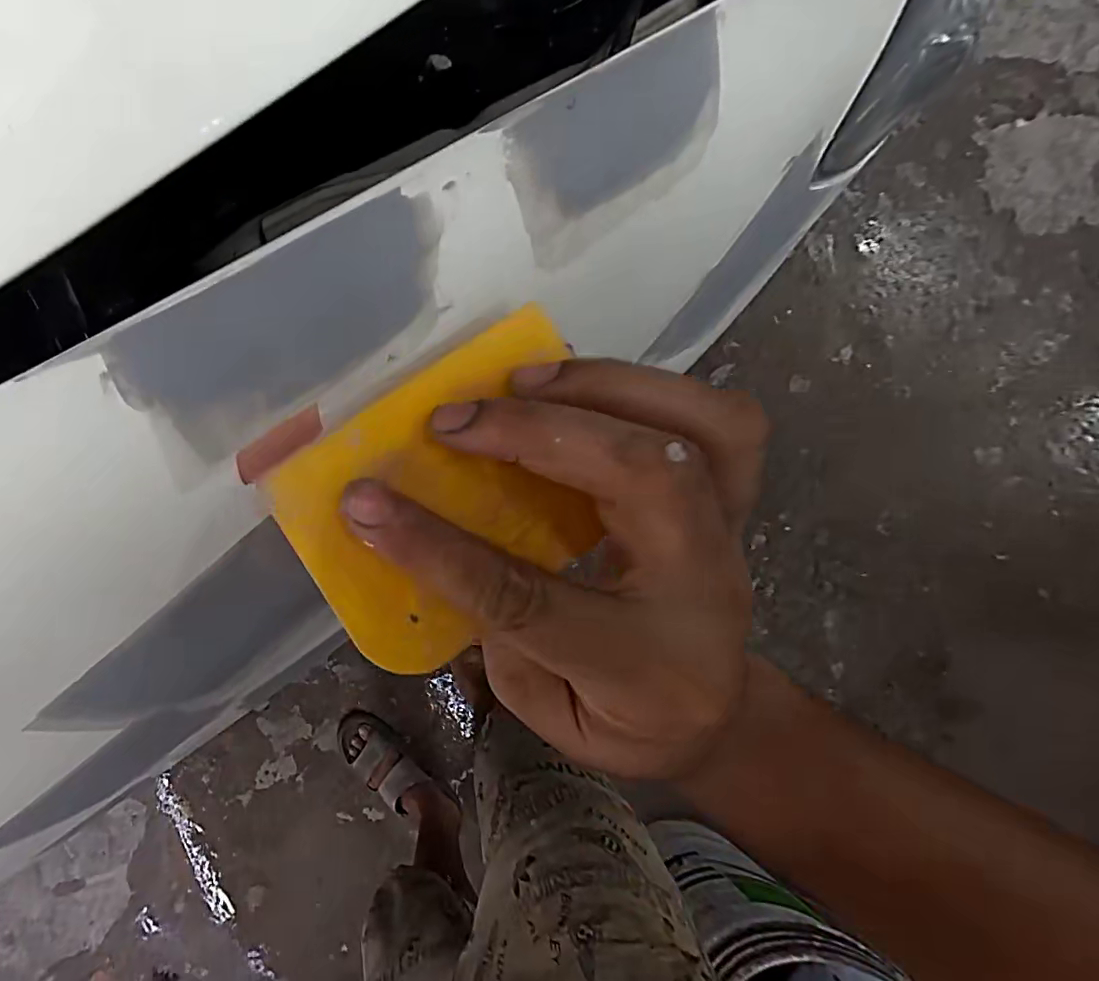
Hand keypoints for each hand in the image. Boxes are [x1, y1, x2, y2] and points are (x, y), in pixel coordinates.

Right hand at [338, 358, 767, 779]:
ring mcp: (731, 533)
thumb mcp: (542, 709)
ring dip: (598, 386)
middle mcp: (702, 588)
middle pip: (639, 478)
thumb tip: (435, 530)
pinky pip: (716, 417)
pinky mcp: (734, 496)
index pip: (526, 598)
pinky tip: (574, 386)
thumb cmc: (620, 721)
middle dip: (533, 432)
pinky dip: (642, 386)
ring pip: (701, 428)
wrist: (715, 716)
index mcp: (641, 668)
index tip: (364, 503)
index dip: (438, 547)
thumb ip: (494, 624)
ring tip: (520, 378)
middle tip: (448, 420)